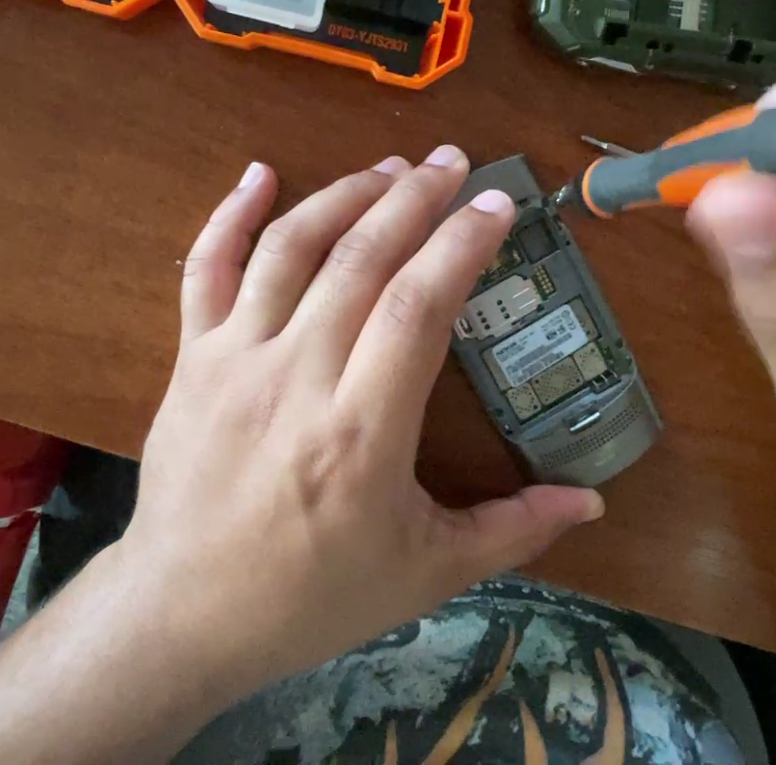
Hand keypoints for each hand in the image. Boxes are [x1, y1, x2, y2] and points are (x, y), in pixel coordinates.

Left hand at [115, 148, 602, 699]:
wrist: (182, 615)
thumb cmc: (311, 596)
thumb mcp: (426, 574)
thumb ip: (513, 531)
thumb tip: (592, 503)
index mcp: (363, 430)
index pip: (419, 306)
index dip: (461, 245)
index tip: (496, 205)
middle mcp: (298, 377)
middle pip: (362, 259)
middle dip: (414, 199)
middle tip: (452, 161)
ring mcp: (235, 359)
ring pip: (291, 248)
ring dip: (344, 194)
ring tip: (389, 167)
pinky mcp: (191, 359)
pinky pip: (204, 269)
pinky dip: (229, 214)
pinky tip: (261, 173)